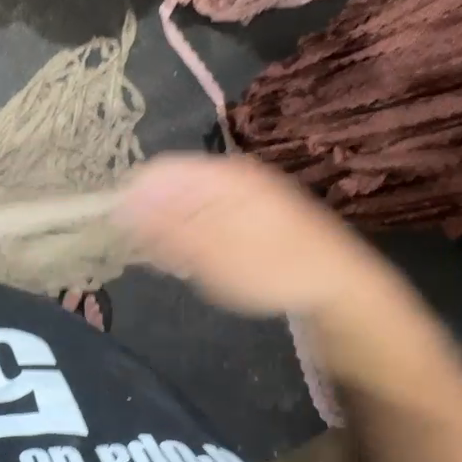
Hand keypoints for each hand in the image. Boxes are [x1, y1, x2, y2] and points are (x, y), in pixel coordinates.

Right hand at [113, 154, 401, 319]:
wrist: (341, 289)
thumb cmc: (274, 270)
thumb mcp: (212, 253)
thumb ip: (165, 226)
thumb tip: (120, 204)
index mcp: (221, 177)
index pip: (157, 172)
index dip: (135, 201)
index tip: (130, 238)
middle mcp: (229, 178)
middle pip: (169, 188)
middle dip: (155, 222)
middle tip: (162, 259)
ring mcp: (241, 196)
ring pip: (184, 207)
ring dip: (173, 235)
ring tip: (183, 267)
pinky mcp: (248, 216)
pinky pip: (204, 219)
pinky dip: (192, 240)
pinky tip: (200, 265)